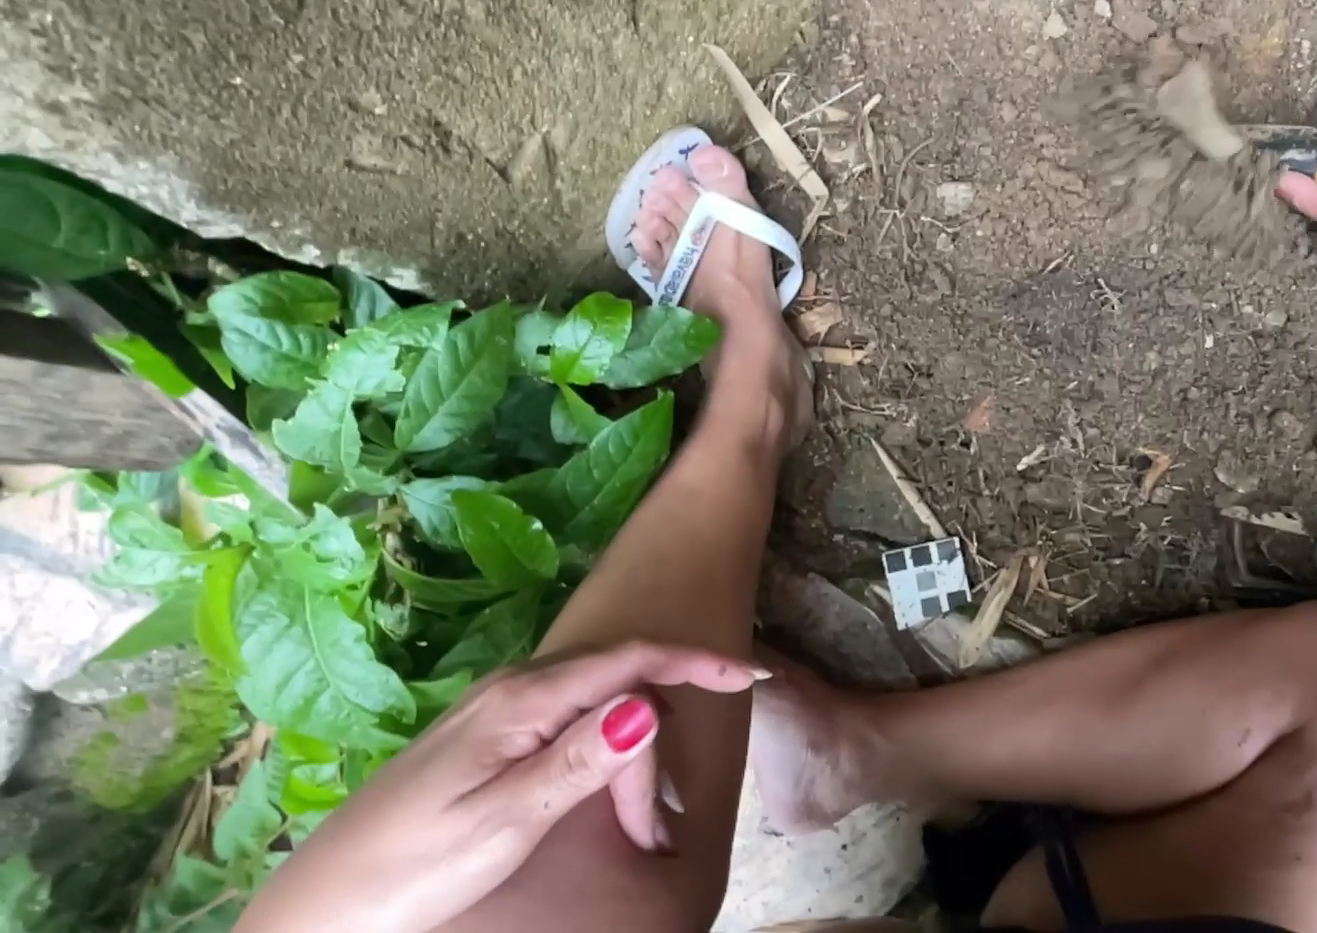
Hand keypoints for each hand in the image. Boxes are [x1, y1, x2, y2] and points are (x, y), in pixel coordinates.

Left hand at [237, 641, 766, 932]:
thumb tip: (648, 706)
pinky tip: (607, 791)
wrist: (315, 915)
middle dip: (655, 750)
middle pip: (622, 688)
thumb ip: (579, 759)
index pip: (633, 658)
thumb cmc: (411, 873)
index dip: (698, 662)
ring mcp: (505, 706)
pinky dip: (607, 754)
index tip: (751, 676)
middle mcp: (519, 685)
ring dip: (632, 760)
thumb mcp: (503, 824)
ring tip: (636, 830)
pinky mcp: (495, 731)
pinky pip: (575, 720)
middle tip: (658, 831)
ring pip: (601, 706)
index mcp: (525, 699)